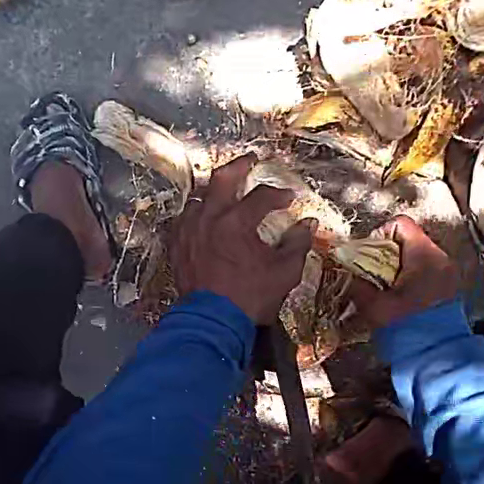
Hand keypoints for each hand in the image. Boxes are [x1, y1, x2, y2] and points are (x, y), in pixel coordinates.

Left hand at [172, 155, 314, 324]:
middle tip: (250, 161)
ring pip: (198, 198)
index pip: (261, 196)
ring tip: (223, 189)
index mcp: (235, 222)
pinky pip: (182, 220)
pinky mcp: (176, 247)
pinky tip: (202, 216)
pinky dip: (195, 213)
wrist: (212, 323)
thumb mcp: (284, 272)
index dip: (278, 195)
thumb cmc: (249, 299)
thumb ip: (297, 244)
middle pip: (221, 180)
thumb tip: (307, 224)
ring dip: (213, 190)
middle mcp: (208, 220)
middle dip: (239, 166)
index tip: (288, 198)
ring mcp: (188, 232)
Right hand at [349, 216, 459, 329]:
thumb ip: (357, 283)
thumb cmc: (403, 325)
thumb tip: (346, 271)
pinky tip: (398, 294)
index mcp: (423, 256)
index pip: (401, 223)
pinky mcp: (448, 286)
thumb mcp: (372, 304)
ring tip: (383, 285)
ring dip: (396, 265)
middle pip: (408, 238)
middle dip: (385, 252)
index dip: (379, 234)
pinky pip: (424, 269)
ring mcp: (447, 272)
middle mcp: (440, 258)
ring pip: (415, 254)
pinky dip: (408, 275)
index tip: (367, 254)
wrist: (433, 352)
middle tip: (370, 272)